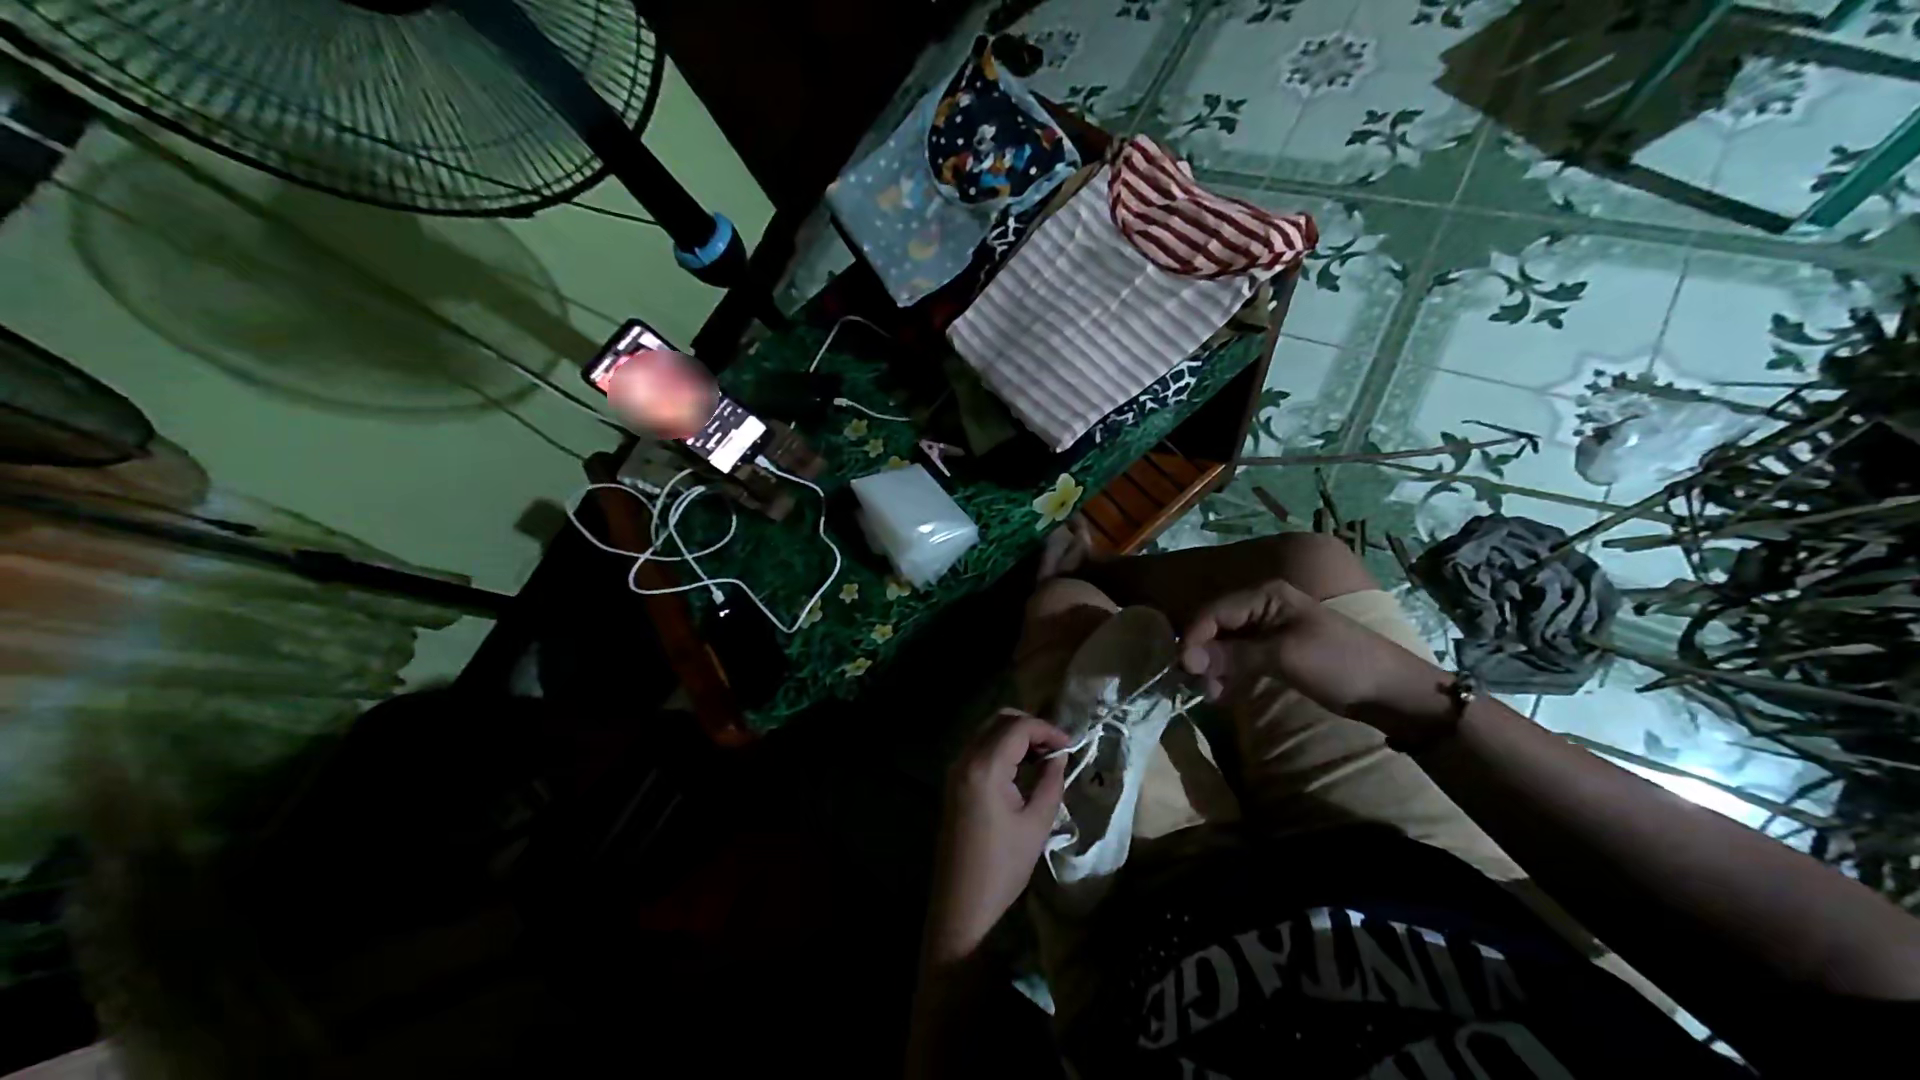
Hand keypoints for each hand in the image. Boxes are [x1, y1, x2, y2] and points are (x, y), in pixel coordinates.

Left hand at [925, 709, 1068, 962]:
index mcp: (984, 768)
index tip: (1070, 746)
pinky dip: (1002, 748)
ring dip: (1016, 736)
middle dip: (1030, 726)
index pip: (1017, 727)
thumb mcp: (1037, 823)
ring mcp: (955, 770)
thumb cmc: (1003, 866)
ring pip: (987, 732)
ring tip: (1044, 757)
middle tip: (1057, 748)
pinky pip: (979, 749)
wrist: (962, 902)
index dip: (1047, 729)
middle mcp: (964, 759)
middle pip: (999, 721)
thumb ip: (1050, 782)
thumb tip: (1059, 756)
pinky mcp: (953, 782)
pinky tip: (1022, 768)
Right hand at [1179, 577, 1453, 740]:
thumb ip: (1233, 654)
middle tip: (1200, 686)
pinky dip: (1227, 674)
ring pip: (1223, 644)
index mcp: (1265, 595)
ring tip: (1214, 694)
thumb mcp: (1283, 656)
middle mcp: (1261, 607)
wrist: (1390, 691)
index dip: (1194, 637)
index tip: (1184, 668)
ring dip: (1213, 668)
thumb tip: (1187, 659)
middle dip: (1202, 655)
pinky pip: (1238, 658)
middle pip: (1214, 626)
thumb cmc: (1339, 663)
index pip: (1213, 611)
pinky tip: (1225, 693)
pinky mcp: (1273, 652)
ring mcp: (1267, 630)